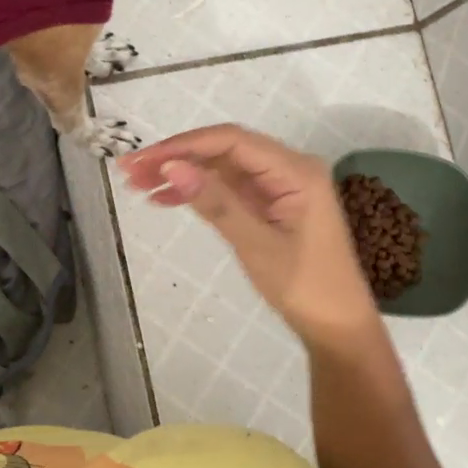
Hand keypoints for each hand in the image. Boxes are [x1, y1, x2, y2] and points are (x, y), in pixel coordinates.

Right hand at [118, 124, 378, 342]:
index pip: (230, 140)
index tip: (143, 160)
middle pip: (223, 150)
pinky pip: (229, 189)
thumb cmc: (305, 286)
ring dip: (181, 174)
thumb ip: (216, 202)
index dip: (183, 146)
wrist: (338, 326)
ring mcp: (280, 188)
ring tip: (136, 186)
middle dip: (176, 157)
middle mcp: (289, 169)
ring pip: (222, 169)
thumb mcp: (256, 244)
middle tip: (129, 171)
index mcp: (295, 171)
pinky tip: (166, 200)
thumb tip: (172, 167)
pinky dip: (199, 193)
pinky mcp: (272, 207)